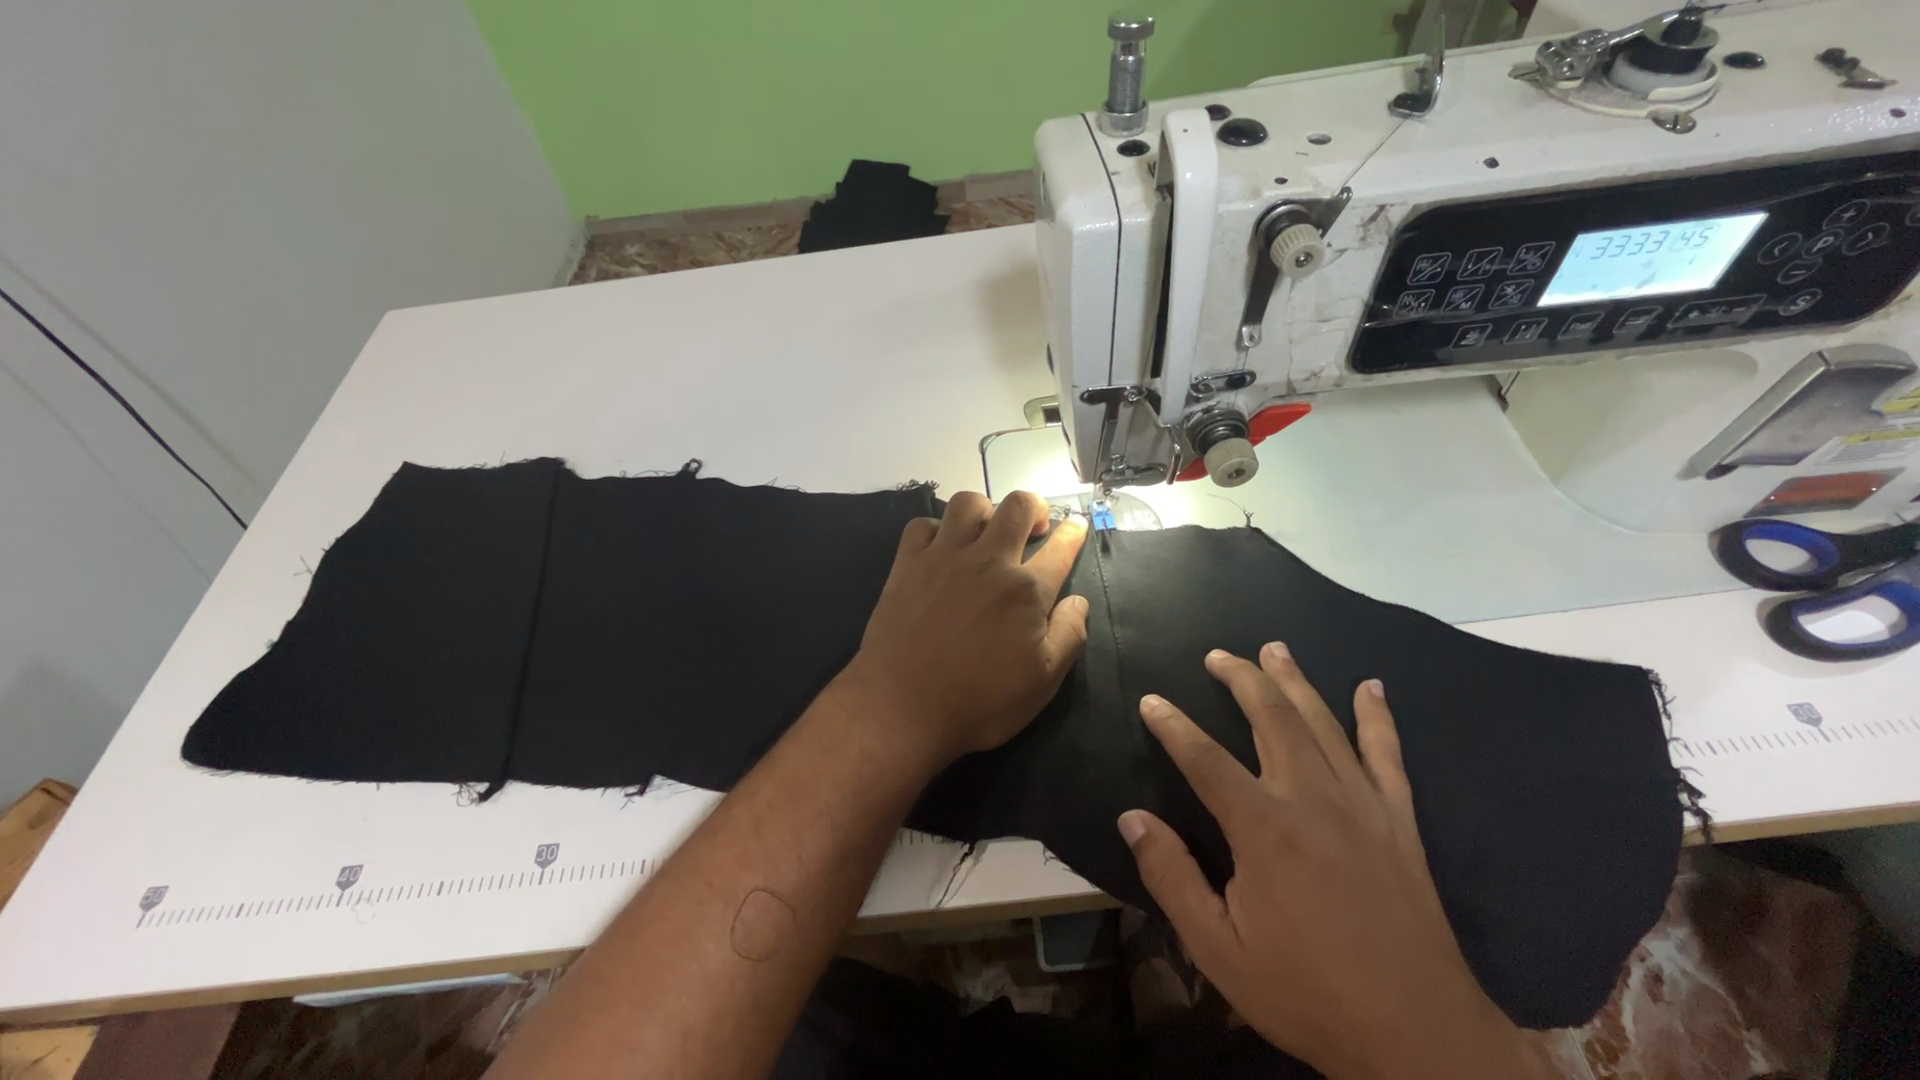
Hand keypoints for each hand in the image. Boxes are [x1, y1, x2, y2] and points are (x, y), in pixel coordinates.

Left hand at [836, 491, 1088, 769]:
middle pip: (1016, 507)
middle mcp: (987, 562)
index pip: (1060, 548)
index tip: (1076, 525)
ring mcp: (943, 558)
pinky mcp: (906, 565)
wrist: (903, 708)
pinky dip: (936, 528)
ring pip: (968, 503)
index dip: (1073, 533)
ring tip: (986, 531)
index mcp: (1026, 590)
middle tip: (1034, 528)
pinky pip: (922, 525)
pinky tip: (941, 548)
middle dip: (1034, 507)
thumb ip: (1069, 635)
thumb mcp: (1043, 682)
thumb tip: (1079, 601)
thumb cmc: (980, 703)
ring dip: (985, 510)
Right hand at [1118, 645, 1552, 1079]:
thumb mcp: (1218, 949)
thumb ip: (1172, 878)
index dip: (1173, 726)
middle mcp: (1312, 798)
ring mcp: (1363, 804)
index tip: (1151, 701)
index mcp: (1262, 828)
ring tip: (1274, 649)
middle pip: (1271, 719)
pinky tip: (1371, 688)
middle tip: (1217, 655)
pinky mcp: (1400, 821)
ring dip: (1295, 682)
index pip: (1205, 759)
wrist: (1416, 1031)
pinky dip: (1377, 717)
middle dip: (1240, 680)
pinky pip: (1388, 755)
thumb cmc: (1306, 991)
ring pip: (1323, 723)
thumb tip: (1132, 818)